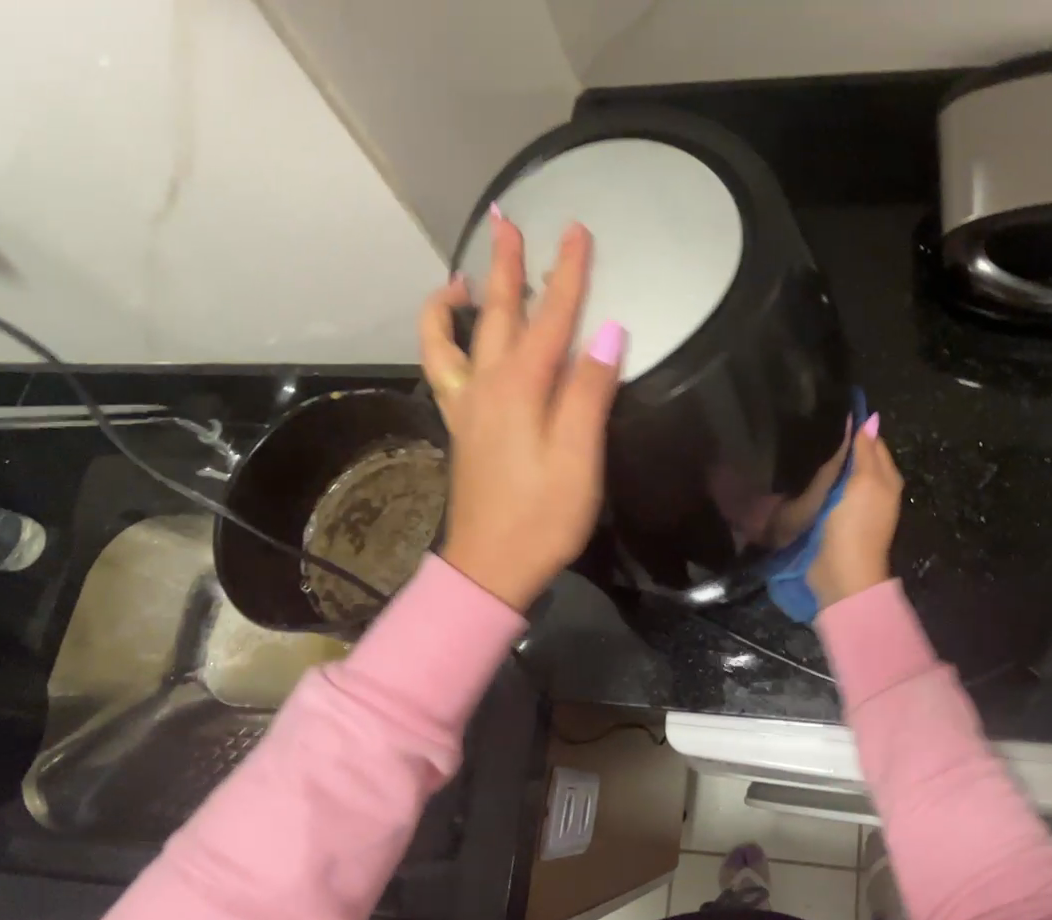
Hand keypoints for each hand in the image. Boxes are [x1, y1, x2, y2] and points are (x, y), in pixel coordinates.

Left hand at [417, 215, 624, 610]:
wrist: (490, 565)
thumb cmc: (544, 517)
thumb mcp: (579, 458)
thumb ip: (589, 392)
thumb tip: (610, 332)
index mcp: (522, 389)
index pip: (552, 318)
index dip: (567, 274)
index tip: (577, 231)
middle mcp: (487, 386)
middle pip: (500, 314)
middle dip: (509, 267)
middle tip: (507, 222)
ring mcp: (468, 406)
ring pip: (457, 338)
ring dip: (461, 301)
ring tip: (461, 275)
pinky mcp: (461, 427)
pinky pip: (442, 370)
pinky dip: (442, 342)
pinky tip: (453, 337)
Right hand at [808, 414, 901, 612]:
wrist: (843, 573)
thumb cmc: (856, 523)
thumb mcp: (864, 481)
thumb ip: (865, 451)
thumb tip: (871, 418)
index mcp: (887, 479)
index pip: (874, 443)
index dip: (858, 428)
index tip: (834, 412)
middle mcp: (876, 491)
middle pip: (860, 459)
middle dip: (843, 444)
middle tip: (815, 425)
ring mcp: (856, 508)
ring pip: (845, 476)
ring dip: (830, 464)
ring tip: (807, 444)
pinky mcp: (837, 522)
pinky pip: (831, 493)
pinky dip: (822, 482)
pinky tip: (806, 474)